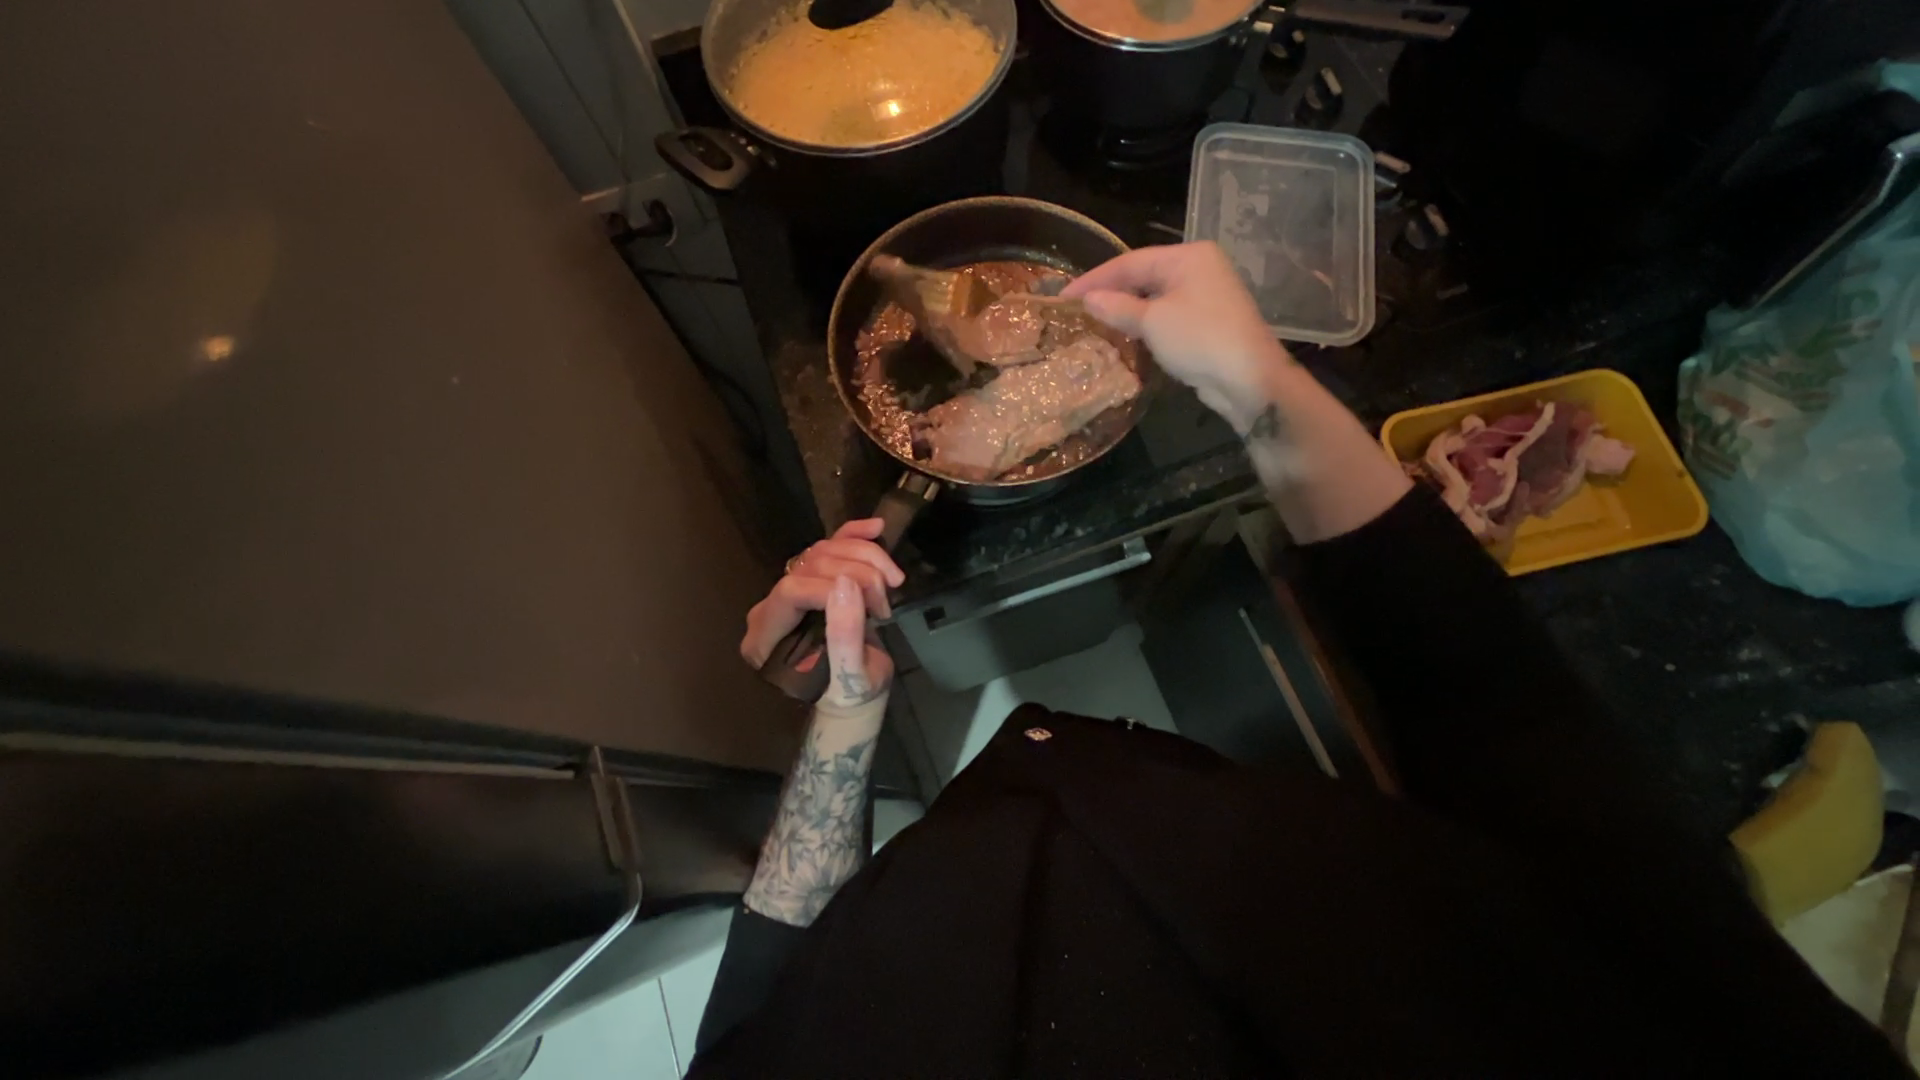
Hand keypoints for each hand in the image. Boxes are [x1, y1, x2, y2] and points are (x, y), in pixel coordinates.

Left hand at [741, 518, 898, 707]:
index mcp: (765, 638)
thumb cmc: (848, 696)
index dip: (831, 587)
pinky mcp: (817, 579)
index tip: (868, 604)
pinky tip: (878, 528)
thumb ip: (844, 635)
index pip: (790, 592)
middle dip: (858, 574)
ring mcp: (793, 588)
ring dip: (867, 557)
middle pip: (810, 565)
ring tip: (891, 585)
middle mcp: (771, 606)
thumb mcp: (851, 677)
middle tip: (884, 604)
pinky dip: (856, 536)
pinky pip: (832, 546)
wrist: (854, 696)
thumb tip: (848, 584)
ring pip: (825, 550)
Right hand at [1062, 242, 1289, 429]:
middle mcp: (1197, 268)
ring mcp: (1203, 295)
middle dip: (1109, 292)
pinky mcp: (1205, 322)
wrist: (1247, 379)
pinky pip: (1165, 315)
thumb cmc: (1199, 339)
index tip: (1064, 295)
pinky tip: (1123, 334)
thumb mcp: (1152, 322)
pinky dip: (1143, 323)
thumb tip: (1088, 300)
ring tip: (1092, 321)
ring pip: (1153, 297)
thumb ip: (1117, 307)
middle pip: (1142, 276)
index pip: (1130, 261)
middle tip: (1075, 308)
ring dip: (1124, 309)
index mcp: (1187, 256)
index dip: (1094, 278)